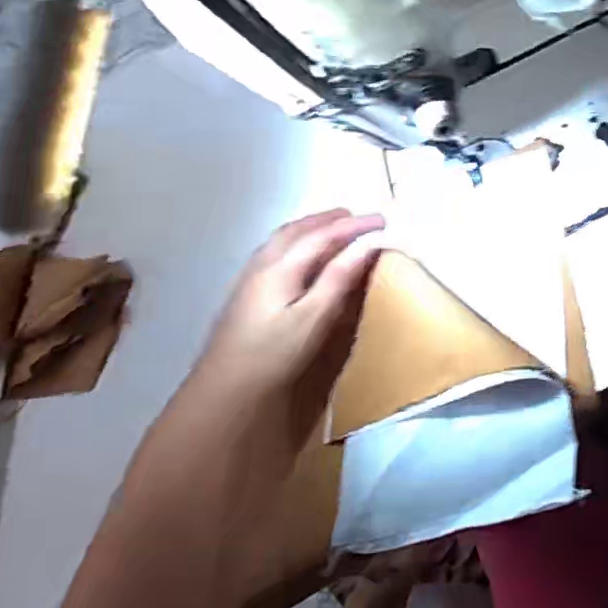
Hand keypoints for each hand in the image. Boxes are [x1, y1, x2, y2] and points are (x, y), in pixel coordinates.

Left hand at [179, 209, 383, 441]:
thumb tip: (367, 244)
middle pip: (299, 230)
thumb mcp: (314, 318)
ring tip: (336, 228)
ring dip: (313, 227)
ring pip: (285, 238)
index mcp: (281, 267)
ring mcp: (251, 277)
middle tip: (361, 219)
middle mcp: (264, 264)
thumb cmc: (274, 354)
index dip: (354, 226)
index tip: (383, 220)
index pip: (323, 236)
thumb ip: (339, 278)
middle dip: (331, 220)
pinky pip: (278, 250)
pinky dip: (299, 240)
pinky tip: (304, 255)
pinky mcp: (247, 292)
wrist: (224, 388)